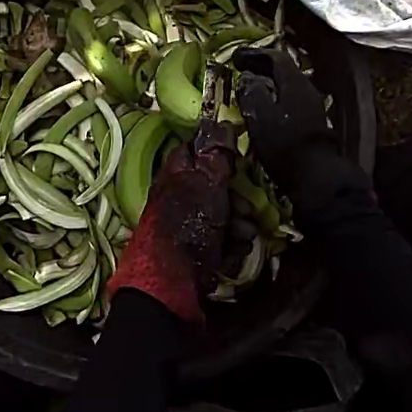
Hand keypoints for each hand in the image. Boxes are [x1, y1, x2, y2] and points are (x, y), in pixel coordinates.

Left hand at [104, 126, 236, 323]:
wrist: (169, 289)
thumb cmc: (186, 228)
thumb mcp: (205, 183)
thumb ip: (216, 155)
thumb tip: (222, 122)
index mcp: (176, 173)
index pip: (196, 148)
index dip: (219, 150)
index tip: (238, 159)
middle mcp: (180, 196)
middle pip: (218, 183)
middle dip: (237, 196)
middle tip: (242, 207)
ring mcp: (188, 224)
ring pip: (224, 213)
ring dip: (239, 224)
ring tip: (238, 235)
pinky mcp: (197, 250)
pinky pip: (223, 240)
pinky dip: (230, 246)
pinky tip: (229, 254)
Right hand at [234, 49, 333, 190]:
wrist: (316, 177)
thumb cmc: (284, 145)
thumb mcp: (260, 116)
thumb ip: (252, 93)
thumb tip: (247, 78)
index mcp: (294, 83)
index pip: (276, 58)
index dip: (255, 55)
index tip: (236, 58)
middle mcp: (307, 90)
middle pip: (284, 71)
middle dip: (261, 68)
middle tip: (241, 71)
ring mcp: (313, 107)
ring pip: (288, 87)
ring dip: (269, 85)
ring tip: (250, 90)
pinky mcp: (314, 124)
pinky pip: (292, 101)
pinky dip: (276, 99)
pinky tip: (266, 111)